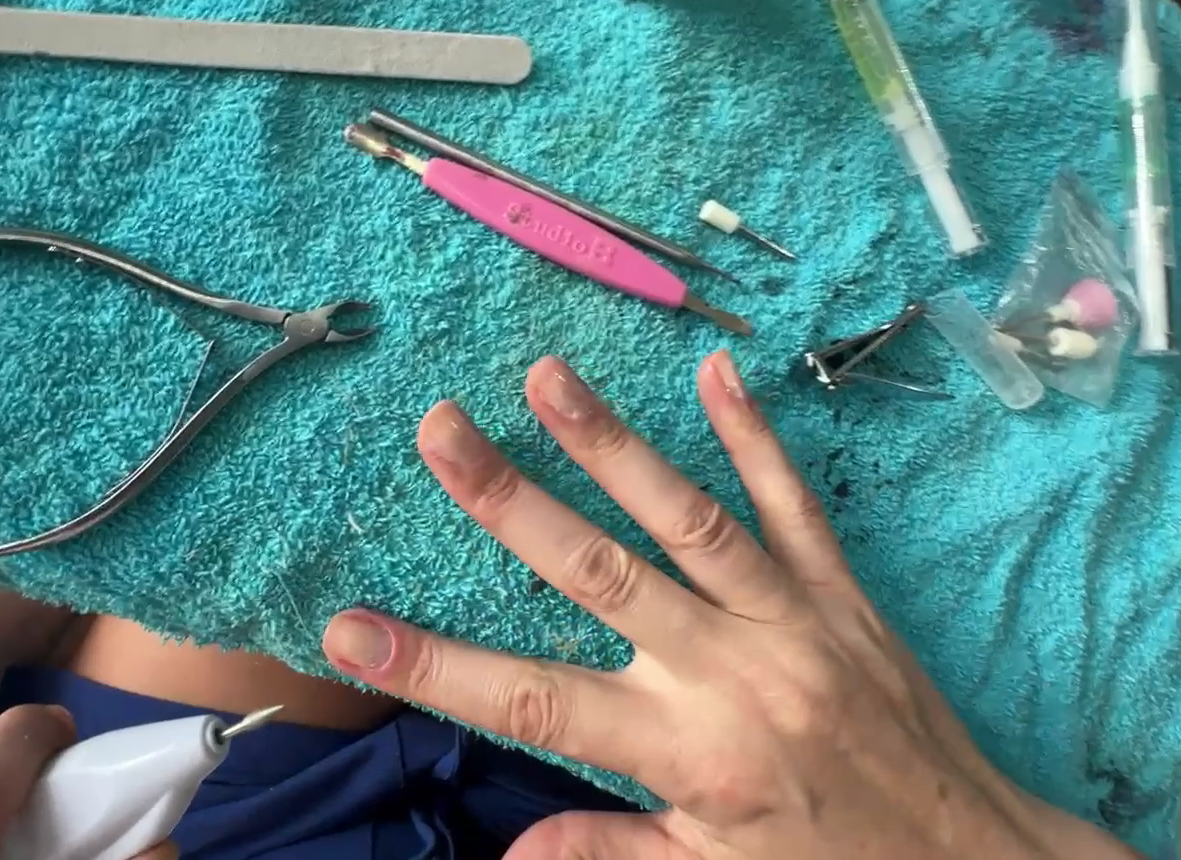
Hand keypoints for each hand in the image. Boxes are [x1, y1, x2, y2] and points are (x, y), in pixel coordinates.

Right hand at [322, 352, 1137, 859]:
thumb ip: (609, 855)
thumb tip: (504, 859)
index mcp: (684, 751)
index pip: (532, 706)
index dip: (432, 670)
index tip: (346, 631)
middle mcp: (724, 668)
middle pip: (598, 573)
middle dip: (510, 500)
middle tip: (442, 429)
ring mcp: (785, 613)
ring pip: (688, 515)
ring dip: (613, 443)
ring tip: (547, 377)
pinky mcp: (834, 584)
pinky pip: (792, 500)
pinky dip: (754, 434)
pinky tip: (717, 370)